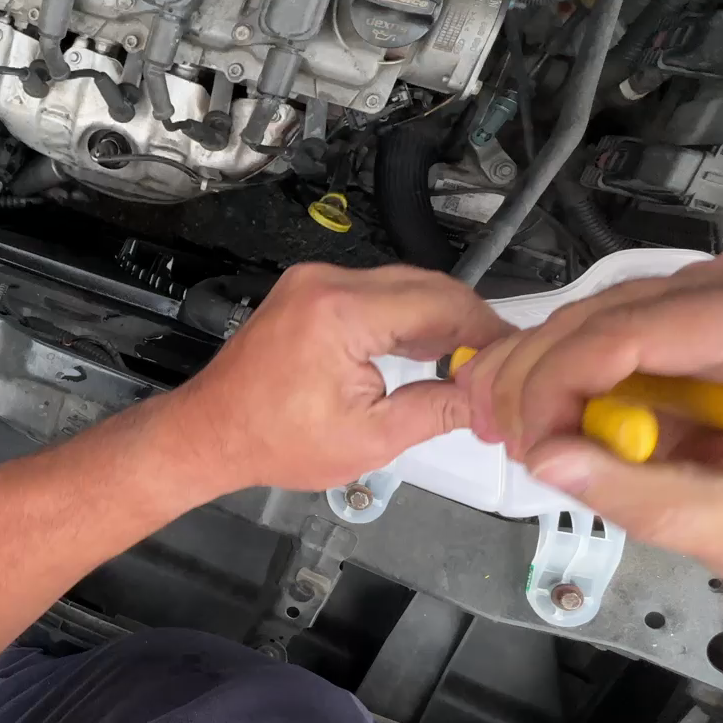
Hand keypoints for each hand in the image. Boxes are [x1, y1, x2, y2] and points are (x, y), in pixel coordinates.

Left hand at [161, 263, 509, 495]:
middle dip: (465, 324)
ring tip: (461, 364)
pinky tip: (418, 349)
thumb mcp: (370, 437)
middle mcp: (322, 284)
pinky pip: (370, 293)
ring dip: (434, 319)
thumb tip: (486, 397)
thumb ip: (438, 409)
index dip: (486, 332)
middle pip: (424, 286)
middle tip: (493, 367)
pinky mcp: (303, 293)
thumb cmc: (271, 439)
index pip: (442, 303)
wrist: (212, 431)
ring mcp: (309, 283)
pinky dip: (400, 317)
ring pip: (399, 286)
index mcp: (339, 312)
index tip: (511, 359)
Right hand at [456, 246, 722, 589]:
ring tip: (517, 440)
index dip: (561, 383)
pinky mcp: (663, 310)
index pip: (636, 328)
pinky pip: (574, 331)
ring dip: (525, 381)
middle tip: (518, 452)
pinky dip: (534, 373)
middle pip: (594, 320)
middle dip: (535, 387)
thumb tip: (545, 461)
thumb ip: (652, 498)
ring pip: (570, 323)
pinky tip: (521, 414)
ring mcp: (700, 290)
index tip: (532, 450)